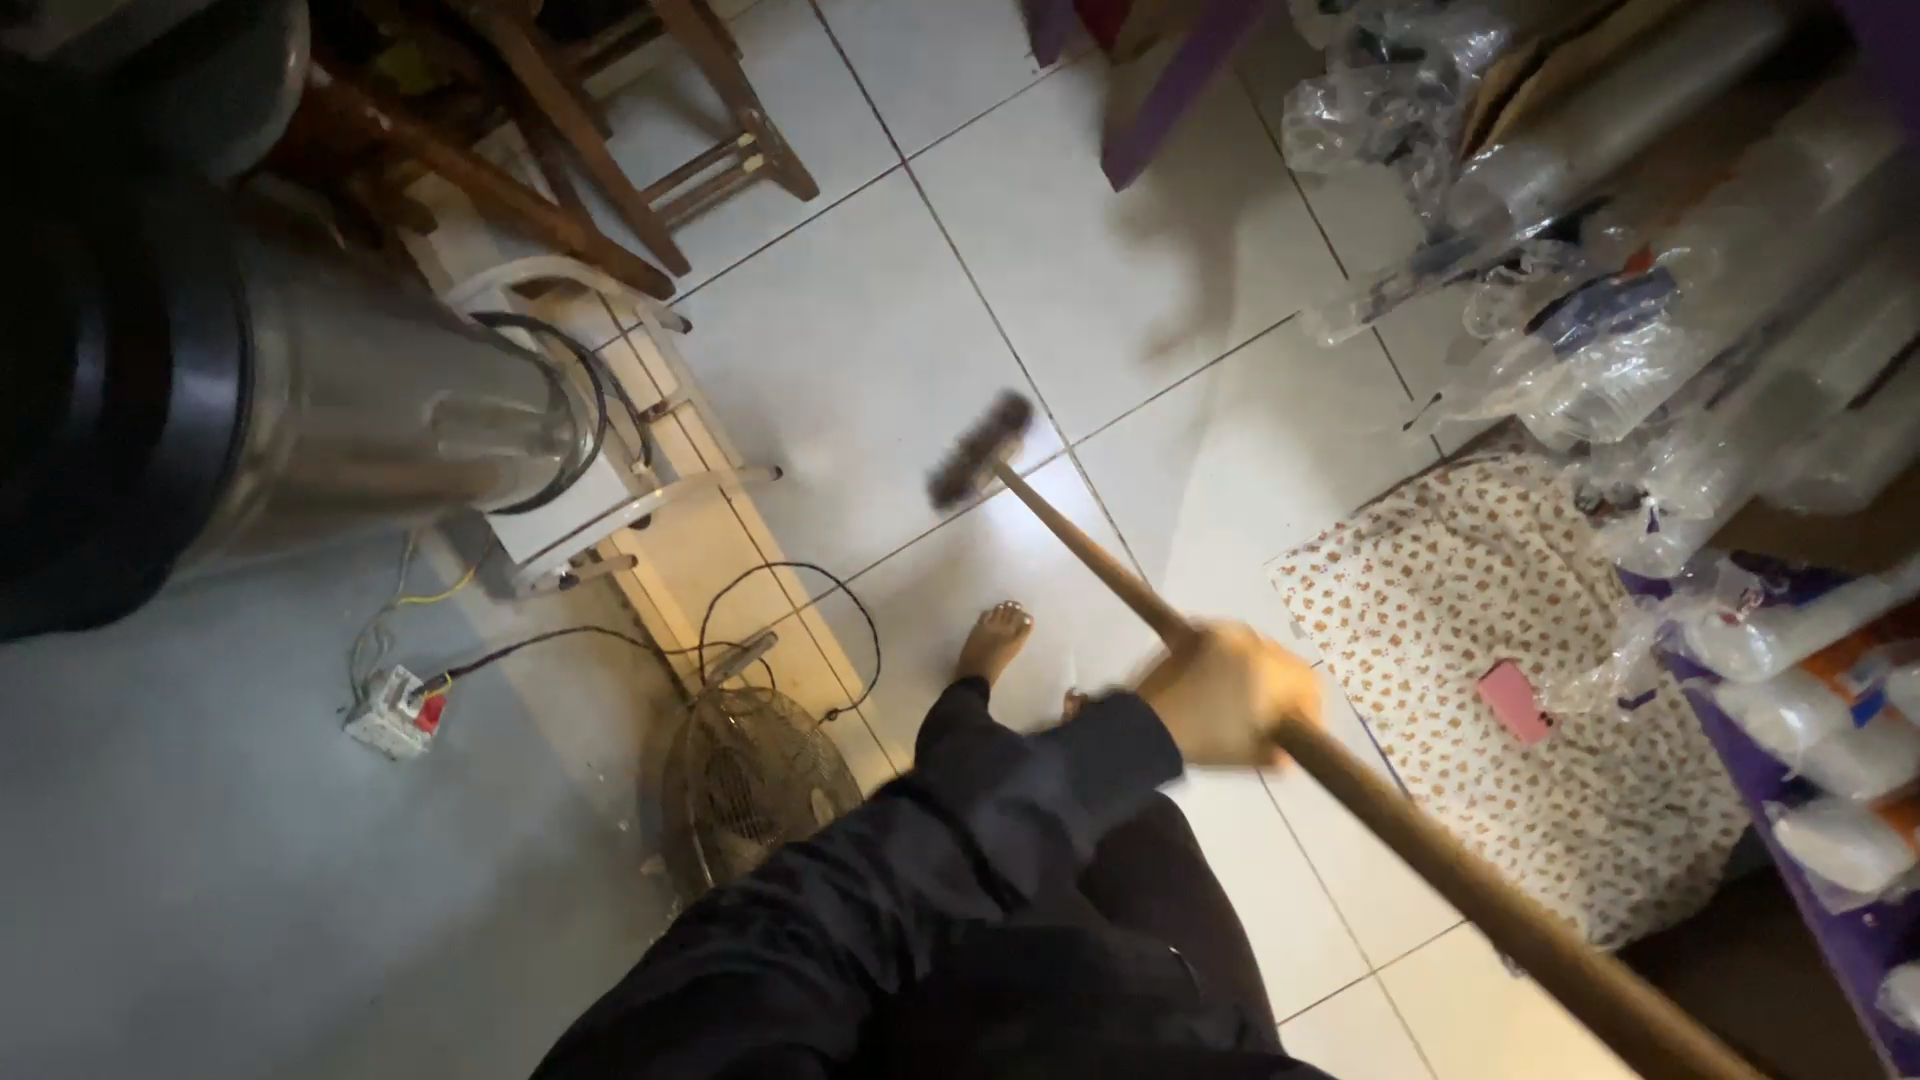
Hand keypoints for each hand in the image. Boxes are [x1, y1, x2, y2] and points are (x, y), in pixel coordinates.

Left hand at [1133, 622, 1321, 768]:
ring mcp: (1217, 632)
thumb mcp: (1250, 754)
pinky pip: (1225, 638)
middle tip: (1271, 711)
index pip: (1309, 680)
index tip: (1299, 727)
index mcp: (1268, 671)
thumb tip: (1286, 751)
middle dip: (1284, 685)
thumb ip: (1278, 751)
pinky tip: (1219, 677)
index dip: (1310, 706)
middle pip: (1283, 660)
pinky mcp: (1193, 631)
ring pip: (1255, 645)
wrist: (1144, 723)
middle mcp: (1247, 642)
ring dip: (1258, 666)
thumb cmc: (1203, 741)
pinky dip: (1230, 654)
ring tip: (1243, 693)